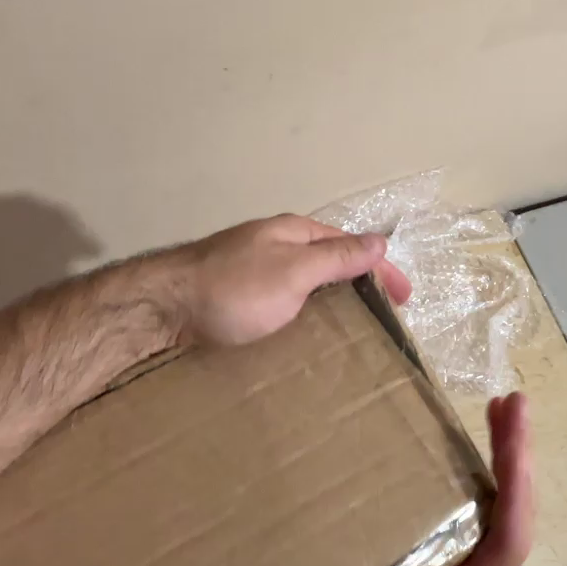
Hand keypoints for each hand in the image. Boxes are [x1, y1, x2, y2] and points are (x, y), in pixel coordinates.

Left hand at [168, 214, 412, 347]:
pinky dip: (304, 312)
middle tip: (382, 317)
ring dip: (332, 299)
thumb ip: (336, 258)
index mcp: (294, 233)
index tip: (405, 299)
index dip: (380, 269)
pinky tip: (303, 332)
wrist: (162, 308)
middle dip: (360, 284)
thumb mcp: (293, 272)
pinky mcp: (236, 295)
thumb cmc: (233, 289)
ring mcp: (253, 269)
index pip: (351, 246)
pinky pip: (283, 300)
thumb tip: (379, 239)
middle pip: (329, 261)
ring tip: (350, 330)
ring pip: (306, 282)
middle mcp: (275, 245)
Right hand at [352, 393, 534, 565]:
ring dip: (508, 450)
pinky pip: (484, 497)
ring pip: (506, 494)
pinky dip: (487, 464)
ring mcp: (481, 548)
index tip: (513, 439)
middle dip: (517, 452)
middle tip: (513, 402)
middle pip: (517, 501)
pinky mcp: (465, 541)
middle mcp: (491, 558)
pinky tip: (470, 438)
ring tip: (502, 405)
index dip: (516, 484)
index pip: (511, 529)